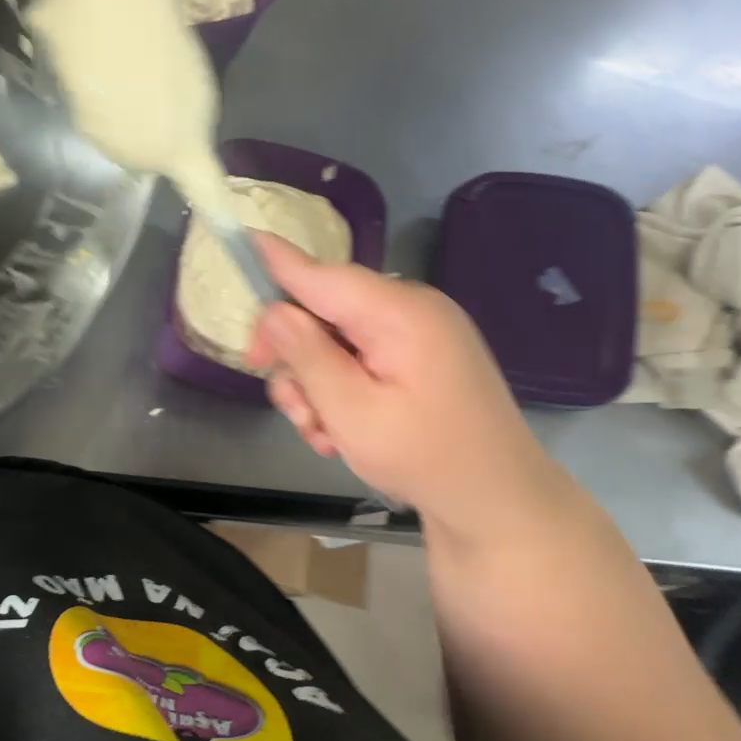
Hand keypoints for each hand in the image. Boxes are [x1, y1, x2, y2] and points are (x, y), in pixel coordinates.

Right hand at [244, 234, 565, 521]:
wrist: (499, 503)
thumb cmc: (426, 458)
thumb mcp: (353, 412)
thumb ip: (307, 357)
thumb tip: (273, 311)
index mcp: (400, 314)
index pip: (322, 275)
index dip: (277, 260)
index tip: (240, 237)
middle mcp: (409, 312)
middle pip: (322, 313)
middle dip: (294, 360)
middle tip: (291, 409)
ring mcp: (416, 336)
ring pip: (332, 342)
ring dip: (313, 387)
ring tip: (323, 434)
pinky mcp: (417, 359)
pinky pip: (358, 359)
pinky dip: (338, 393)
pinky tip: (340, 433)